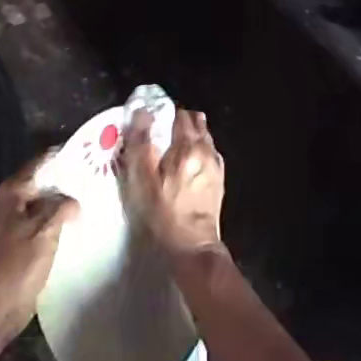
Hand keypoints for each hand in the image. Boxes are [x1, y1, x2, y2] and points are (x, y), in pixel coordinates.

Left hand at [0, 155, 79, 342]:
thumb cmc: (15, 266)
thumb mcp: (42, 231)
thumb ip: (61, 207)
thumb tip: (75, 200)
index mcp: (14, 190)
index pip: (43, 161)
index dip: (65, 155)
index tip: (91, 152)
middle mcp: (15, 201)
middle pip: (46, 181)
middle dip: (70, 180)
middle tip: (100, 175)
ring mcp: (19, 223)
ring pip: (49, 204)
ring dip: (67, 203)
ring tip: (96, 198)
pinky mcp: (25, 244)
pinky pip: (48, 224)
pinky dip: (63, 223)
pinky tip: (83, 225)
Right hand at [121, 107, 226, 259]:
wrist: (193, 248)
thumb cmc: (164, 214)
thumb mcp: (143, 180)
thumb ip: (141, 143)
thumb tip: (141, 113)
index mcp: (188, 146)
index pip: (179, 114)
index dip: (165, 112)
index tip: (152, 120)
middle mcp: (206, 150)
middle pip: (195, 121)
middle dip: (179, 120)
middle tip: (161, 131)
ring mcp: (216, 165)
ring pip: (204, 136)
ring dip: (190, 134)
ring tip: (173, 145)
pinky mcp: (219, 179)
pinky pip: (209, 152)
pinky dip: (199, 148)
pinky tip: (188, 160)